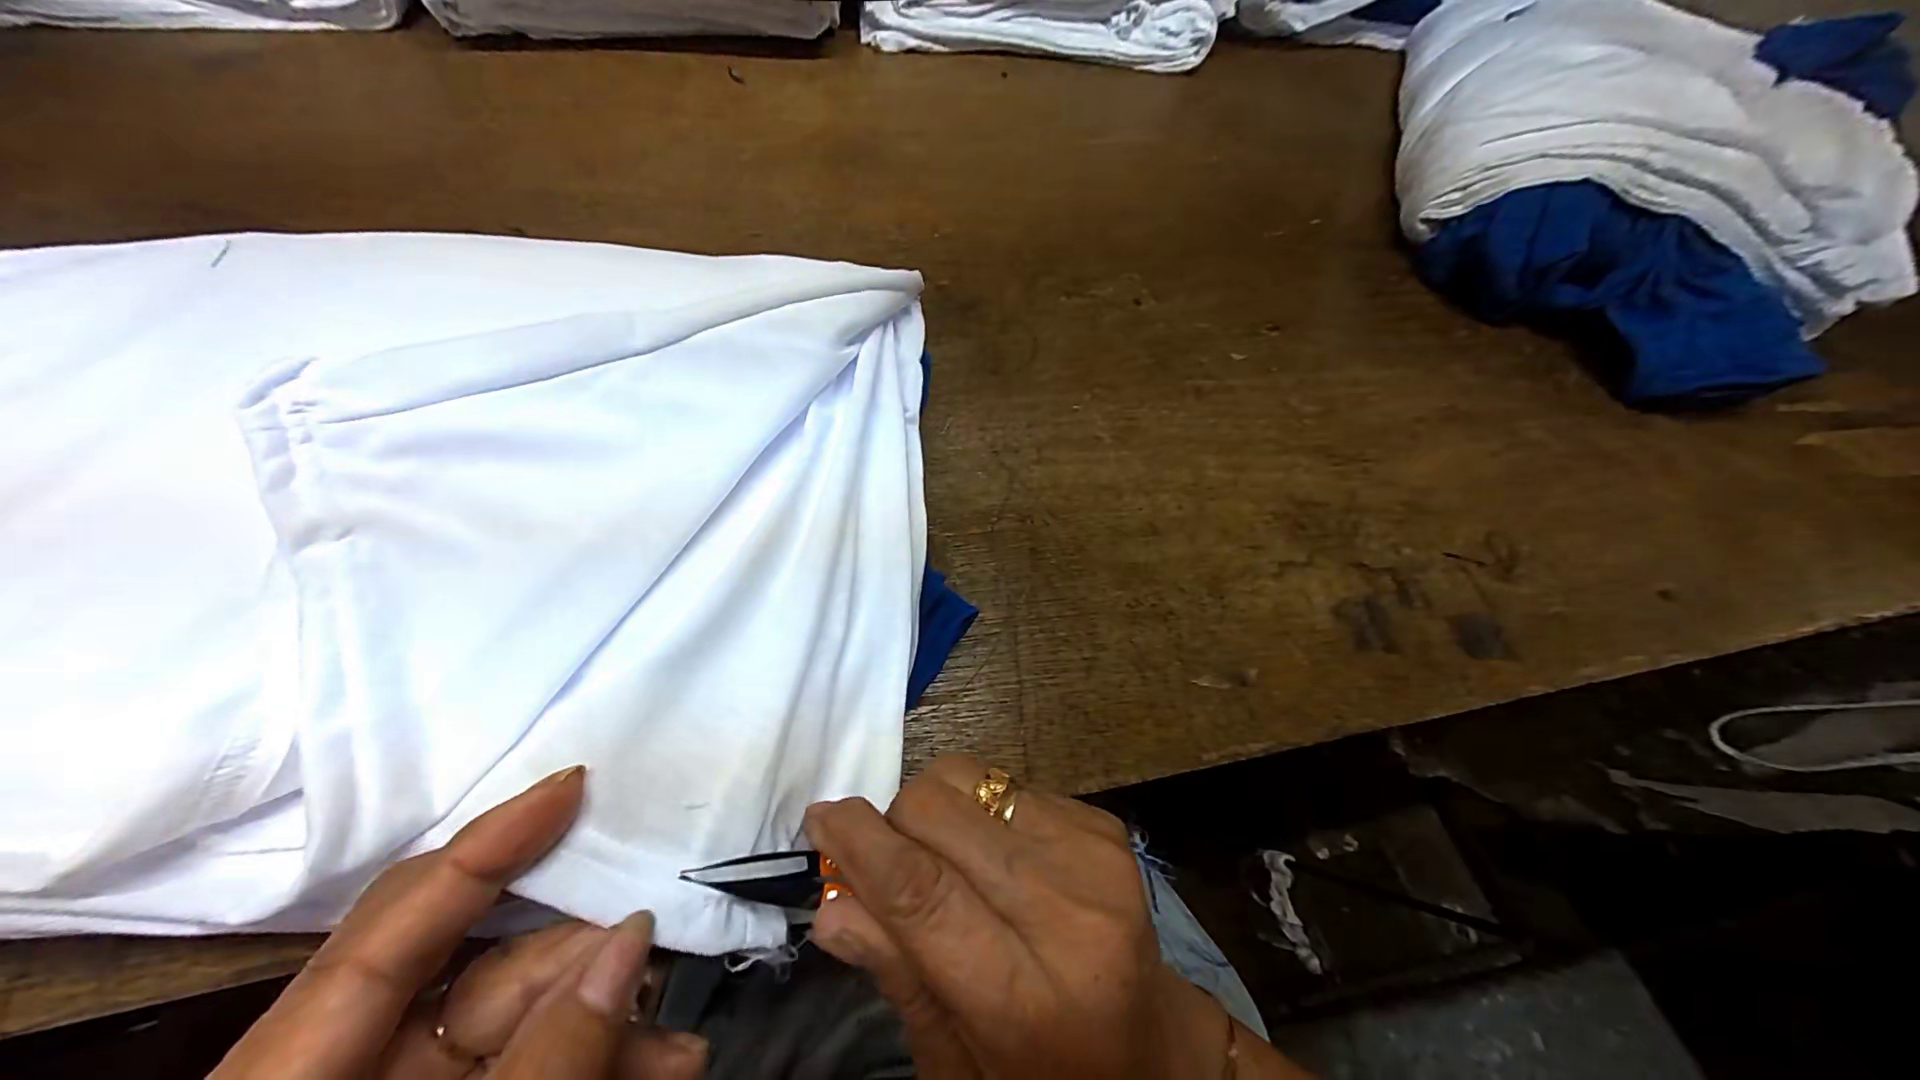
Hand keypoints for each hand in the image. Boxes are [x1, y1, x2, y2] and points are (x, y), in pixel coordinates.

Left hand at [212, 767, 707, 1079]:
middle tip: (662, 951)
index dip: (485, 846)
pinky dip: (598, 1058)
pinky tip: (659, 1069)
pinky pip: (534, 1061)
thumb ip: (546, 1061)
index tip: (573, 785)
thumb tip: (629, 933)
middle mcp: (346, 1068)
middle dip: (584, 960)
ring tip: (679, 1054)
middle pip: (480, 975)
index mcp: (293, 1074)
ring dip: (609, 1024)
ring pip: (523, 1023)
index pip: (393, 926)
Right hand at [804, 754, 1308, 1079]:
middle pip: (938, 813)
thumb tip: (830, 905)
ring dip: (935, 805)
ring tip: (946, 853)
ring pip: (967, 778)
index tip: (821, 817)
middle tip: (892, 856)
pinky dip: (978, 804)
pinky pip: (1004, 778)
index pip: (921, 892)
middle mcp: (1066, 910)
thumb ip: (897, 974)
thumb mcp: (956, 1058)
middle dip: (894, 821)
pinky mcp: (1103, 822)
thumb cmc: (1044, 1068)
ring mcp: (1092, 854)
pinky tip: (994, 849)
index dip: (862, 844)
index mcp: (1025, 994)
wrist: (1154, 1041)